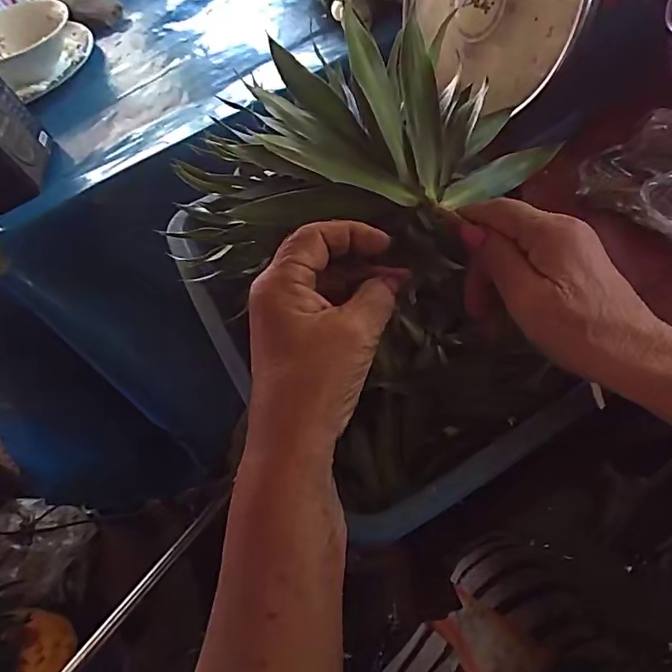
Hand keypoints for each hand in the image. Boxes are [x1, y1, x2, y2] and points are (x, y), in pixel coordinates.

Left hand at [246, 221, 406, 453]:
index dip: (353, 232)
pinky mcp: (292, 338)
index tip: (389, 243)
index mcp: (279, 282)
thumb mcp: (356, 330)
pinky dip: (348, 302)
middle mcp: (274, 293)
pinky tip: (377, 307)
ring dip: (356, 280)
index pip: (313, 235)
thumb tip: (394, 277)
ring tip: (396, 286)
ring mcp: (281, 317)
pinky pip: (321, 306)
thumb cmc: (318, 379)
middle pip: (315, 256)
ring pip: (321, 282)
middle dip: (358, 256)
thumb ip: (377, 293)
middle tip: (397, 265)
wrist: (292, 440)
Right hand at [457, 198, 671, 385]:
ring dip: (497, 279)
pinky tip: (510, 312)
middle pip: (506, 231)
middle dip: (482, 264)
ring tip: (489, 320)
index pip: (497, 208)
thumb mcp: (525, 297)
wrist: (637, 356)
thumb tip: (468, 227)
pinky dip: (516, 283)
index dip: (465, 220)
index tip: (438, 242)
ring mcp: (575, 245)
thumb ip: (496, 257)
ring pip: (519, 249)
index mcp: (550, 230)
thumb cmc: (577, 331)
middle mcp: (564, 227)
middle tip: (472, 308)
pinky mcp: (579, 264)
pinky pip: (536, 262)